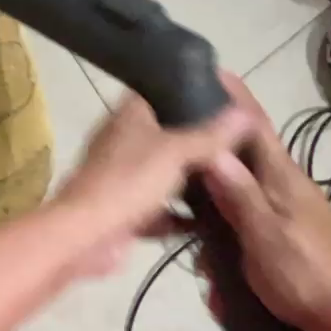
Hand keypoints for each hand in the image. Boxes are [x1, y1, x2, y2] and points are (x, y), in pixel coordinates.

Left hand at [49, 85, 255, 276]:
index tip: (230, 98)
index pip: (165, 91)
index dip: (195, 91)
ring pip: (165, 178)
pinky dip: (180, 218)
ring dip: (192, 184)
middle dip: (201, 144)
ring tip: (232, 181)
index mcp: (130, 115)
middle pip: (169, 137)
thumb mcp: (176, 151)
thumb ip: (211, 136)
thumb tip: (246, 115)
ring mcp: (122, 183)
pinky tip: (211, 220)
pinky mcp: (124, 217)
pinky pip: (159, 214)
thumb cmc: (126, 183)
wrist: (83, 239)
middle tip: (240, 146)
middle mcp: (124, 145)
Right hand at [191, 75, 330, 330]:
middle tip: (177, 212)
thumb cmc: (306, 273)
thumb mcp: (264, 233)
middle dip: (203, 192)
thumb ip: (238, 194)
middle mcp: (283, 192)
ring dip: (214, 246)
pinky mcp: (284, 250)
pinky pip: (243, 250)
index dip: (232, 102)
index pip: (252, 128)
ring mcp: (284, 222)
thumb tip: (213, 151)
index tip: (207, 76)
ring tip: (209, 280)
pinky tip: (222, 295)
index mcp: (281, 179)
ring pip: (233, 218)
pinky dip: (228, 269)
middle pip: (235, 173)